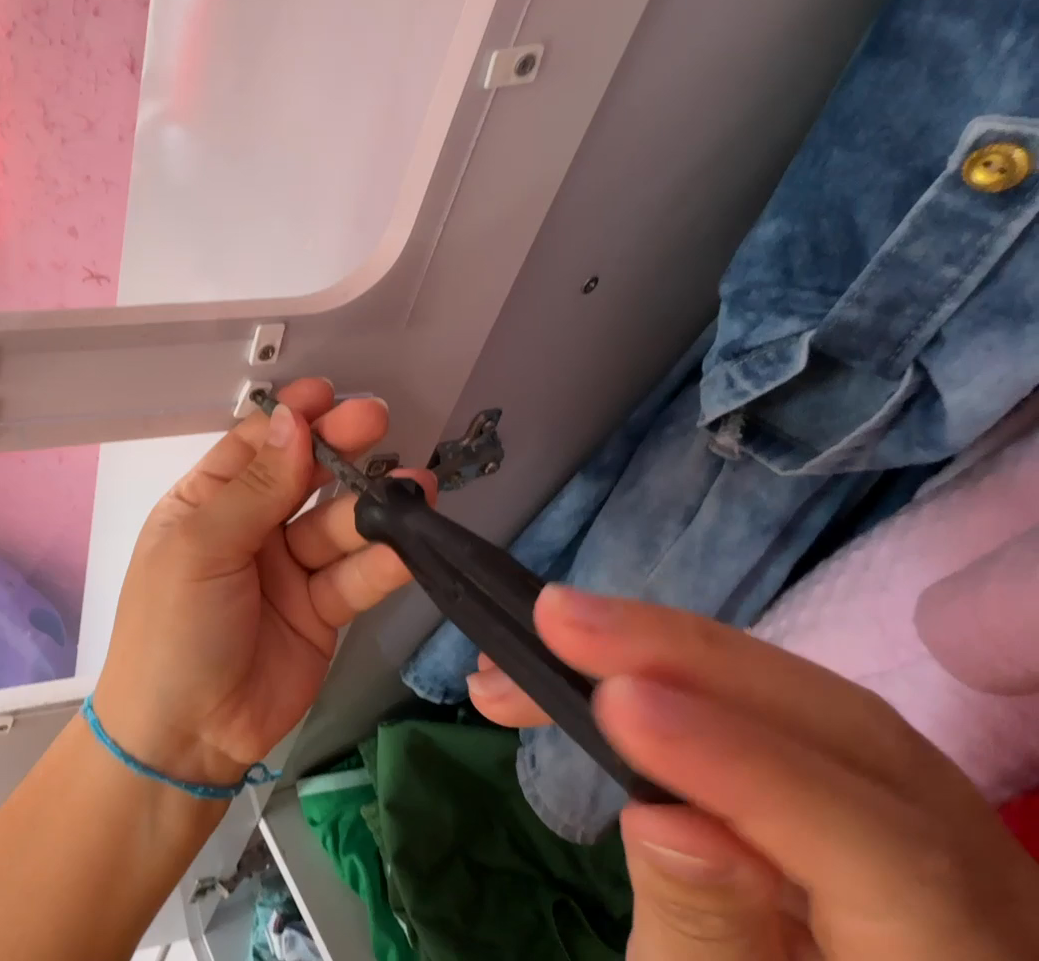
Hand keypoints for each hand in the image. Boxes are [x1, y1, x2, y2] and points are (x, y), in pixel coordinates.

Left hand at [91, 377, 436, 785]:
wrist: (183, 733)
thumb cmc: (172, 628)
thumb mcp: (202, 549)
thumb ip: (255, 488)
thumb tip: (290, 420)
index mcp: (204, 504)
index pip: (252, 447)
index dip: (290, 420)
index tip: (329, 394)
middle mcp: (248, 528)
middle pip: (302, 477)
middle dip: (338, 450)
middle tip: (377, 422)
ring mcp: (287, 570)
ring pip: (337, 524)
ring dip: (373, 505)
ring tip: (414, 485)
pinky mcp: (321, 611)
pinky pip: (356, 576)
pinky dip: (384, 560)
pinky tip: (412, 541)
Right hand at [466, 587, 1038, 958]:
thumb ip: (704, 928)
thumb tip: (659, 816)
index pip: (883, 854)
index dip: (745, 764)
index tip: (615, 704)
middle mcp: (989, 888)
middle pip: (856, 737)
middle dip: (690, 659)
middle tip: (558, 618)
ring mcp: (939, 828)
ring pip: (819, 705)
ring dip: (672, 652)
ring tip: (559, 629)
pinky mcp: (872, 790)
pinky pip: (788, 711)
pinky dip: (685, 672)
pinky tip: (607, 662)